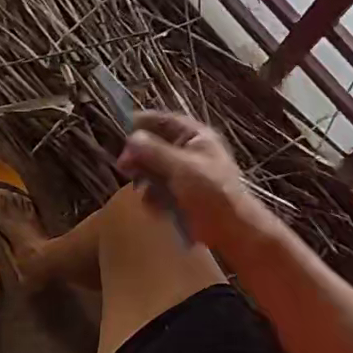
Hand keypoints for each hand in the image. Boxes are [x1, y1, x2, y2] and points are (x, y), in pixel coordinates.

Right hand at [118, 110, 259, 247]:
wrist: (232, 231)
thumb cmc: (211, 192)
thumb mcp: (181, 167)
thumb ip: (154, 151)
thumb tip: (131, 139)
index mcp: (196, 137)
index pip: (164, 121)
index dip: (142, 122)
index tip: (120, 129)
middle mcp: (189, 152)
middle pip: (154, 146)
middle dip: (139, 157)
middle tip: (124, 167)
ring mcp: (185, 175)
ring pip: (153, 170)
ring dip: (145, 180)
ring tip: (142, 191)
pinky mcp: (181, 196)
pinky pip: (158, 190)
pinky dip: (153, 197)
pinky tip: (156, 207)